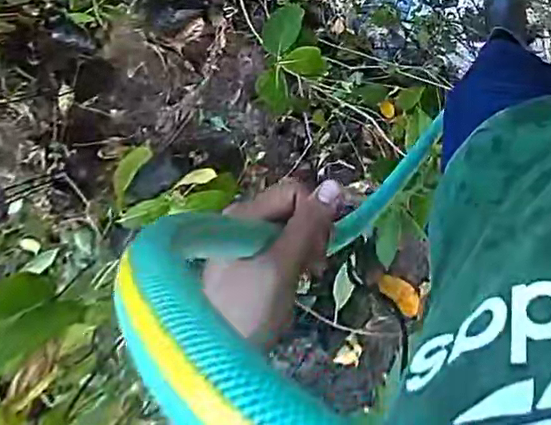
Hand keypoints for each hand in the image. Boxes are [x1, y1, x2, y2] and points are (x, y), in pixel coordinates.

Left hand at [200, 178, 345, 344]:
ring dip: (305, 249)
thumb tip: (335, 184)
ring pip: (291, 229)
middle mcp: (240, 221)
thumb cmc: (247, 312)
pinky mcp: (246, 263)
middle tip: (313, 266)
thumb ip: (308, 223)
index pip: (294, 191)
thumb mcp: (282, 265)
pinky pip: (281, 247)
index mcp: (242, 215)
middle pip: (293, 209)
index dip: (313, 213)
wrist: (216, 367)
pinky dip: (294, 261)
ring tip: (305, 276)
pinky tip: (292, 282)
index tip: (318, 248)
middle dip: (310, 233)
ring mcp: (242, 243)